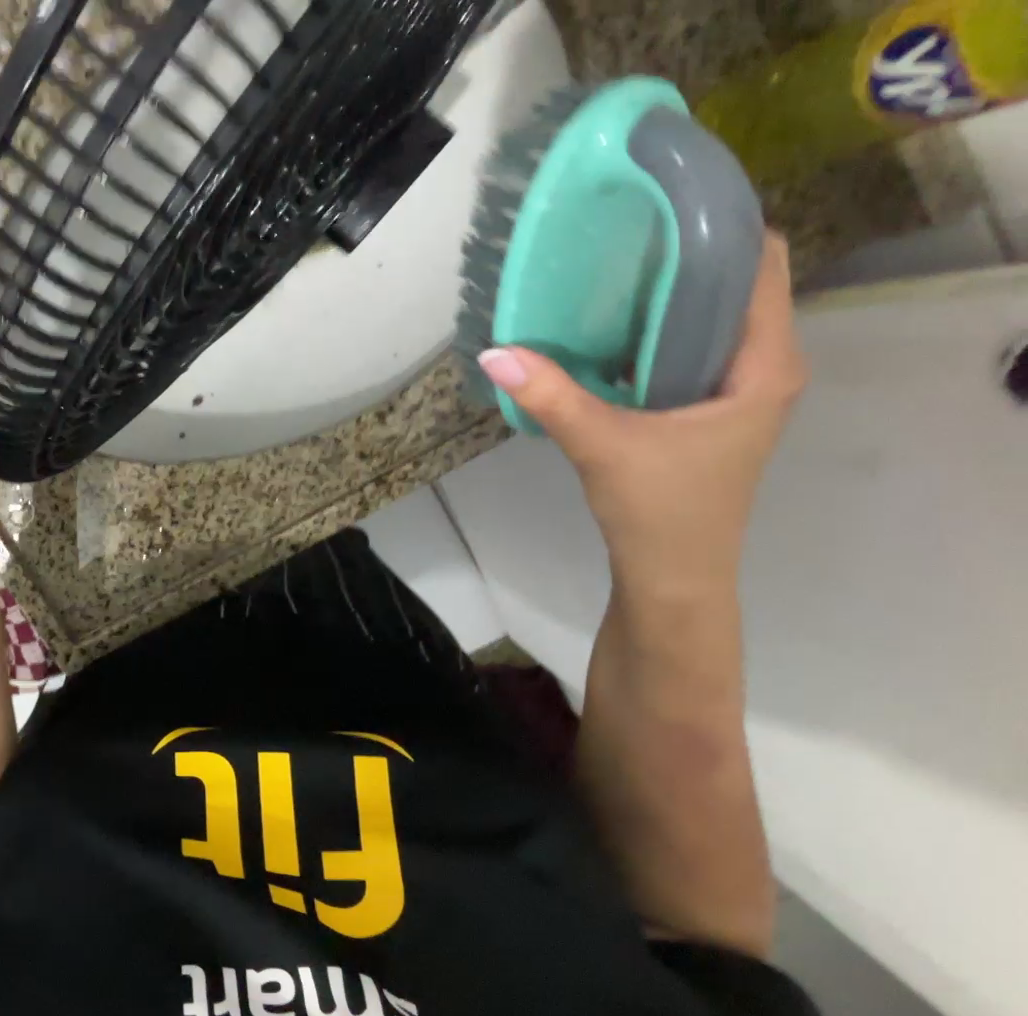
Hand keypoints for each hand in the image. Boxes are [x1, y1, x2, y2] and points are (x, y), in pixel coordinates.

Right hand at [476, 231, 805, 597]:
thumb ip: (551, 396)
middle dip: (681, 254)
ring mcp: (734, 389)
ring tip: (607, 267)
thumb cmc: (661, 510)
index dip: (723, 222)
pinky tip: (604, 328)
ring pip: (707, 318)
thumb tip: (492, 350)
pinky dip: (651, 330)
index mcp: (763, 364)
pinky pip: (685, 347)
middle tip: (618, 229)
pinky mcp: (706, 409)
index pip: (762, 263)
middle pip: (733, 284)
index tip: (663, 198)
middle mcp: (760, 366)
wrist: (672, 576)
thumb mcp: (602, 446)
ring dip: (664, 293)